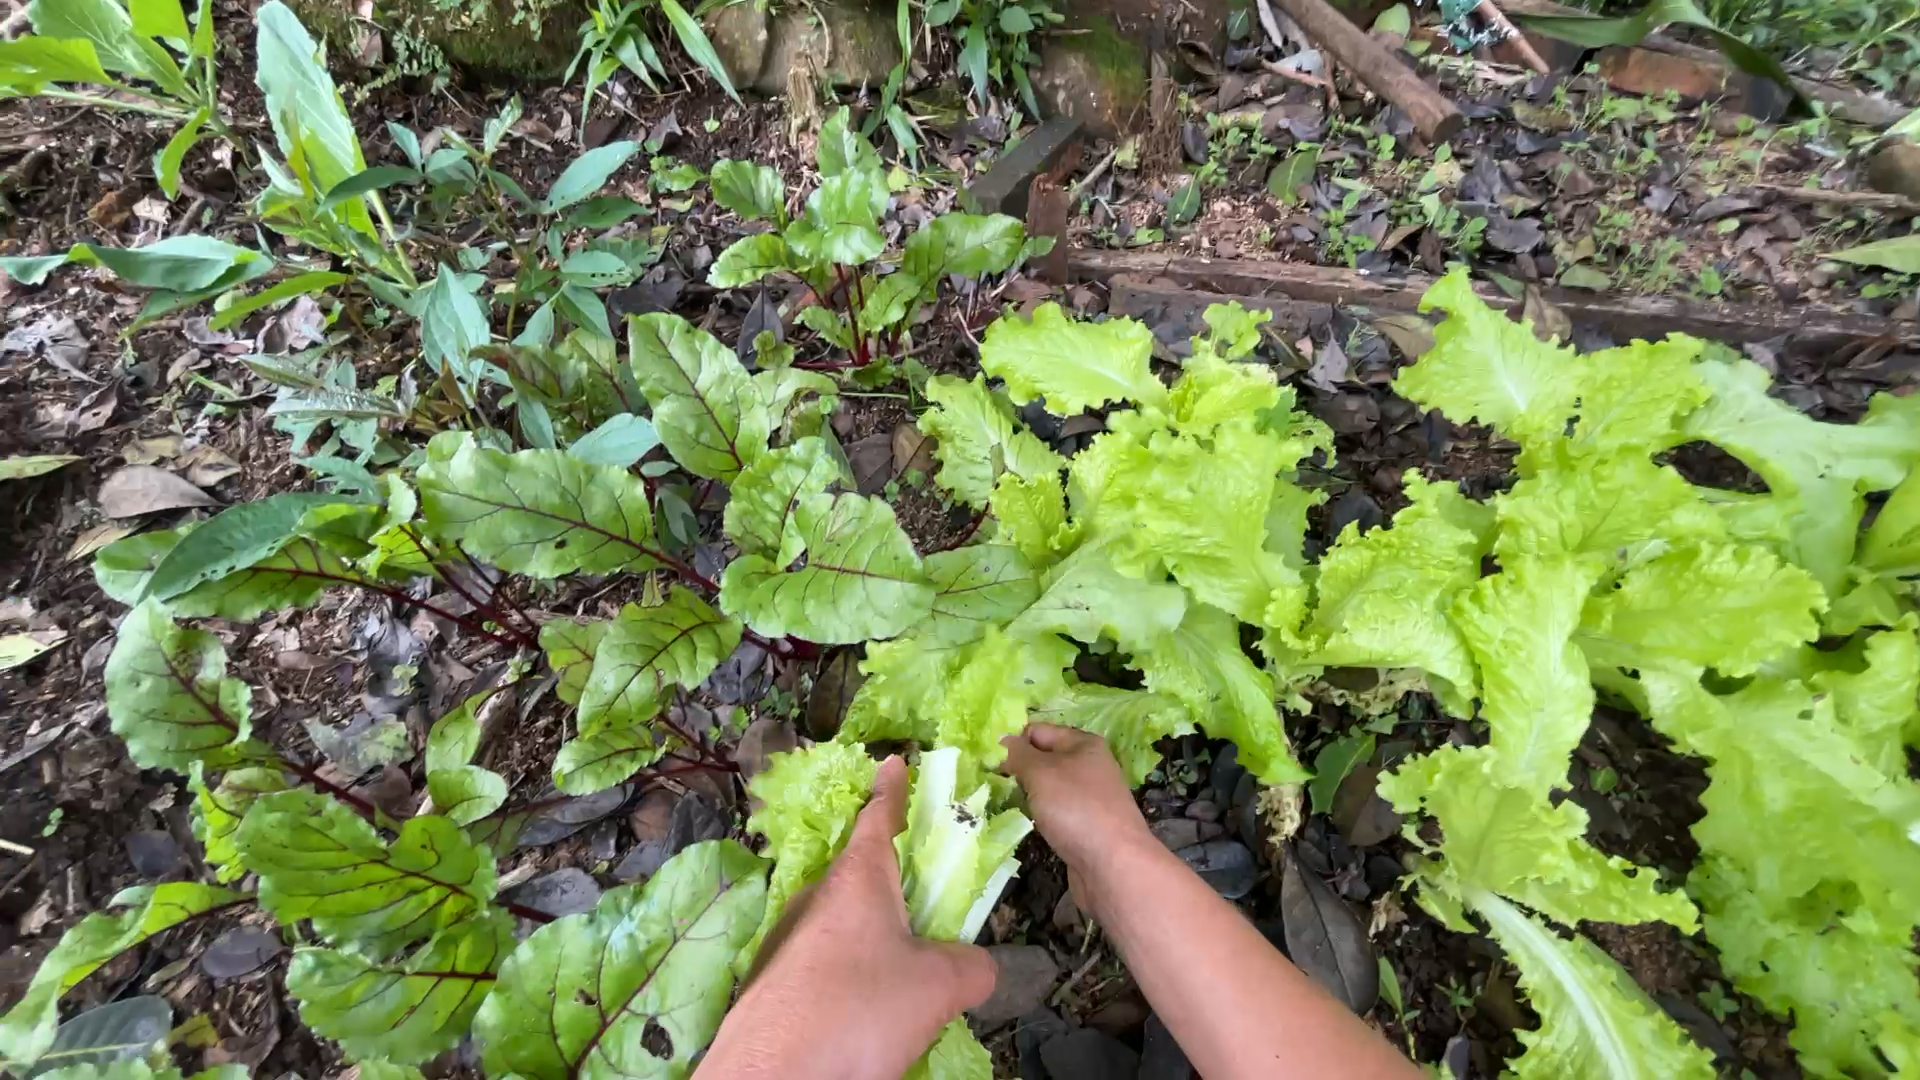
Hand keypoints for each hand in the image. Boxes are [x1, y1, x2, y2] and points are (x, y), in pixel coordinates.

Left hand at [698, 756, 996, 1079]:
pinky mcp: (771, 982)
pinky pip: (823, 964)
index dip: (893, 787)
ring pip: (843, 925)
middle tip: (926, 909)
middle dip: (895, 885)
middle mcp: (818, 897)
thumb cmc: (857, 1010)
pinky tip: (862, 1017)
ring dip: (874, 939)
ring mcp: (788, 939)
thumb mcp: (936, 988)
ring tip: (901, 982)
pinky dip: (849, 976)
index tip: (894, 761)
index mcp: (858, 878)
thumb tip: (979, 966)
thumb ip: (970, 966)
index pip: (879, 815)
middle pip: (864, 875)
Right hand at [999, 723, 1156, 906]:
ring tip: (1005, 802)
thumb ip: (1018, 754)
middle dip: (1018, 769)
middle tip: (992, 783)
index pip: (1038, 731)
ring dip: (1028, 793)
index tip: (989, 762)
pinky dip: (1040, 814)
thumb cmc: (1075, 808)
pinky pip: (1056, 810)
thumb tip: (1003, 741)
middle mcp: (1089, 766)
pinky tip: (1028, 823)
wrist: (1114, 866)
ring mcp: (1089, 797)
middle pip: (1044, 758)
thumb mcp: (1040, 772)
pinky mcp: (1087, 824)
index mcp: (1083, 743)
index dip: (1014, 743)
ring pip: (1048, 786)